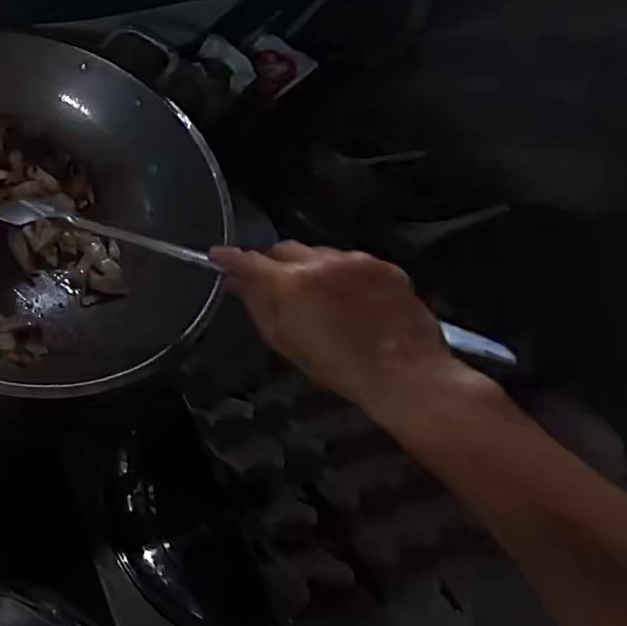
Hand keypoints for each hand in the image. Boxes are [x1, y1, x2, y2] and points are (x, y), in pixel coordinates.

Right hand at [208, 241, 474, 417]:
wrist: (408, 376)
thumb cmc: (338, 368)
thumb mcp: (284, 340)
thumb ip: (256, 304)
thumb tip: (235, 282)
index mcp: (289, 283)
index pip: (248, 260)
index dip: (229, 258)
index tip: (217, 256)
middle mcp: (319, 263)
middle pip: (283, 249)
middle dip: (274, 263)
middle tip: (276, 283)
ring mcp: (355, 261)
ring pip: (317, 252)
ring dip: (310, 267)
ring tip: (320, 294)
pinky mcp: (384, 266)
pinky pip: (350, 260)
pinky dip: (342, 273)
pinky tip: (350, 298)